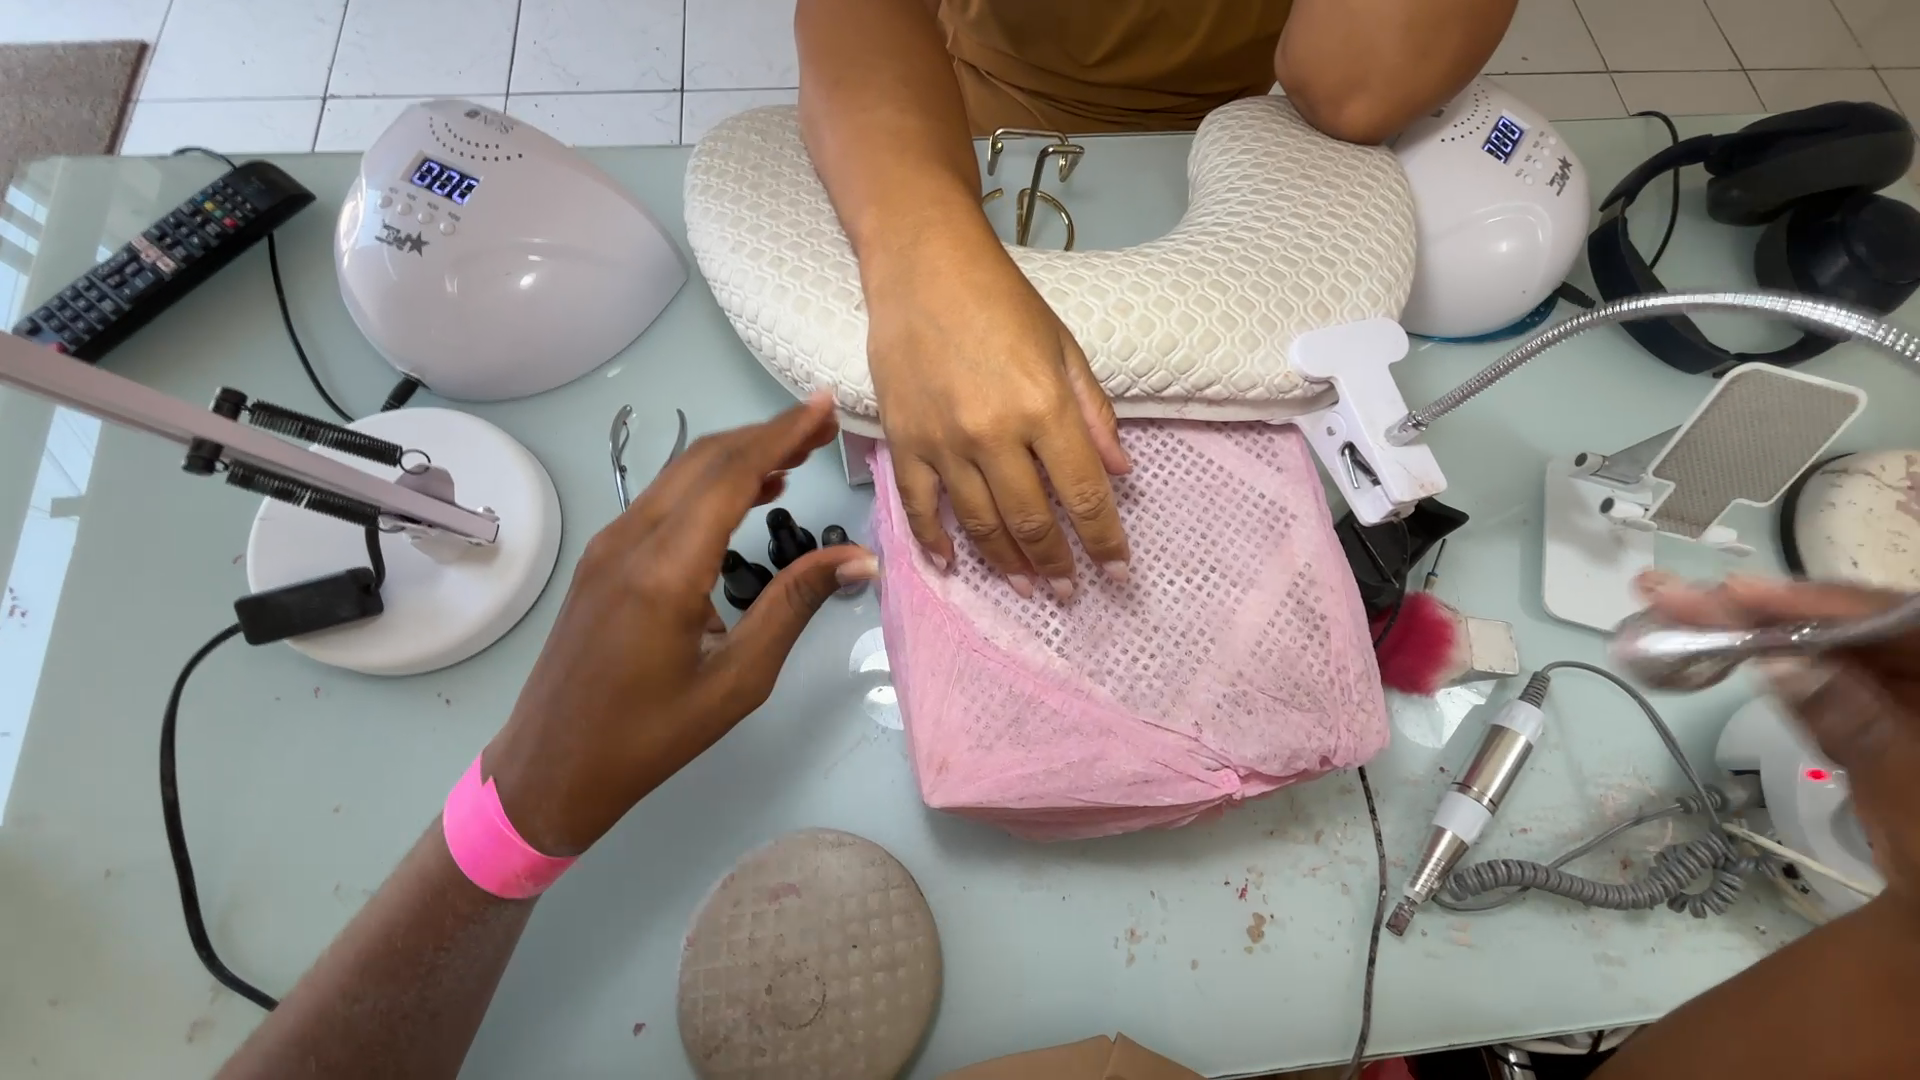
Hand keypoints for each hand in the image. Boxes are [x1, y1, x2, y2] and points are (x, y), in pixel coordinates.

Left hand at [484, 396, 877, 855]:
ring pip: (681, 474)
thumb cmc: (651, 735)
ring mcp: (609, 544)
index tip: (824, 406)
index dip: (782, 434)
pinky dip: (711, 483)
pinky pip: (664, 500)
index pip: (731, 475)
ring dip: (739, 455)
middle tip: (822, 427)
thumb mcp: (739, 678)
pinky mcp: (603, 557)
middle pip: (705, 460)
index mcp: (665, 570)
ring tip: (796, 454)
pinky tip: (748, 494)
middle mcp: (630, 540)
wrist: (550, 767)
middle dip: (767, 434)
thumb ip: (796, 604)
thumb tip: (860, 558)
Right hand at [865, 234, 1131, 600]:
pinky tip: (952, 568)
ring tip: (1028, 588)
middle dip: (1057, 563)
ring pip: (979, 523)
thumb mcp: (1064, 347)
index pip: (1083, 493)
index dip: (1105, 540)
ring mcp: (943, 443)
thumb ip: (1094, 413)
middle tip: (1069, 592)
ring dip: (1007, 564)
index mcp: (1044, 407)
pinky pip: (919, 506)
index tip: (1118, 573)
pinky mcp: (903, 442)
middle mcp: (994, 435)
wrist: (922, 267)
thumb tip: (1121, 473)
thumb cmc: (1003, 301)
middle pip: (1031, 519)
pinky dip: (934, 542)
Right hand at [1637, 572, 1919, 921]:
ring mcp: (1901, 686)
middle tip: (1675, 595)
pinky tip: (1706, 636)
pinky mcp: (1868, 700)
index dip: (1818, 601)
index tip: (1737, 592)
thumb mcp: (1902, 789)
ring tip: (1673, 606)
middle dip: (1760, 608)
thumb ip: (1850, 724)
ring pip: (1821, 639)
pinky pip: (1812, 663)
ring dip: (1744, 624)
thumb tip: (1778, 664)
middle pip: (1849, 624)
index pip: (1899, 620)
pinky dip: (1757, 651)